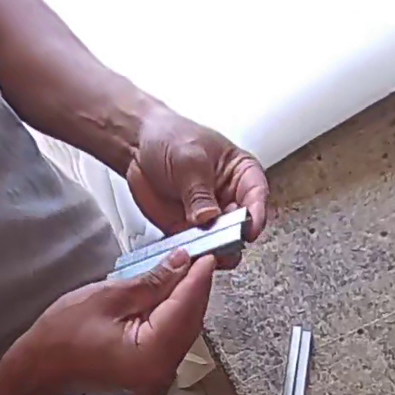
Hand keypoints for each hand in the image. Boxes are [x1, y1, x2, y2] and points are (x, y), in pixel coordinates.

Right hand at [3, 250, 215, 394]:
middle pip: (191, 321)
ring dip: (186, 301)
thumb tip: (181, 263)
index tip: (208, 254)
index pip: (185, 309)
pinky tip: (173, 296)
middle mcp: (160, 373)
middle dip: (194, 288)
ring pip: (185, 331)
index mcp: (150, 356)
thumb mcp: (109, 297)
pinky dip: (175, 316)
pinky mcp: (153, 374)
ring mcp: (158, 377)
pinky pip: (173, 341)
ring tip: (184, 271)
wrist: (43, 367)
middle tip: (197, 257)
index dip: (197, 278)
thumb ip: (152, 282)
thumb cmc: (64, 336)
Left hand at [128, 107, 270, 245]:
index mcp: (240, 174)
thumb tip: (208, 217)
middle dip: (232, 238)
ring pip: (221, 244)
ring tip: (202, 250)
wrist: (138, 146)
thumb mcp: (188, 159)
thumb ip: (199, 192)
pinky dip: (193, 255)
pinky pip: (196, 250)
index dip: (256, 215)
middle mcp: (229, 199)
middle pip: (240, 227)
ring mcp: (210, 219)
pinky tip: (187, 253)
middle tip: (221, 242)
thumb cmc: (169, 138)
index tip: (249, 231)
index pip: (256, 195)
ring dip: (213, 251)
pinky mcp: (190, 233)